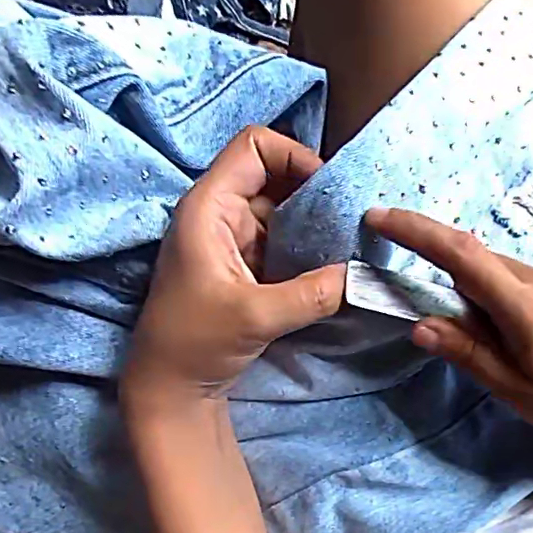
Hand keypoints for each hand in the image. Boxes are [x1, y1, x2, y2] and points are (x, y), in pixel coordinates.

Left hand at [122, 127, 345, 415]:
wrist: (173, 386)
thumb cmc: (196, 342)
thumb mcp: (257, 317)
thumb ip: (312, 295)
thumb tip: (360, 276)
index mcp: (210, 207)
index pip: (254, 147)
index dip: (296, 156)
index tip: (332, 192)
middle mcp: (223, 215)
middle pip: (276, 178)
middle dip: (316, 195)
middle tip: (352, 223)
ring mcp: (236, 243)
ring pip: (285, 215)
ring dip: (317, 228)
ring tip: (350, 247)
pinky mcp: (249, 270)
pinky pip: (286, 247)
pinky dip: (310, 253)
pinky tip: (334, 269)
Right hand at [366, 208, 532, 456]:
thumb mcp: (514, 389)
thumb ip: (468, 352)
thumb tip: (422, 326)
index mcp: (527, 307)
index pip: (461, 255)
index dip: (416, 232)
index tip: (379, 217)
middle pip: (482, 263)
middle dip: (451, 279)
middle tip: (448, 326)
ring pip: (506, 273)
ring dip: (483, 294)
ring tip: (497, 344)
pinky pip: (530, 283)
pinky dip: (509, 298)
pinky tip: (522, 336)